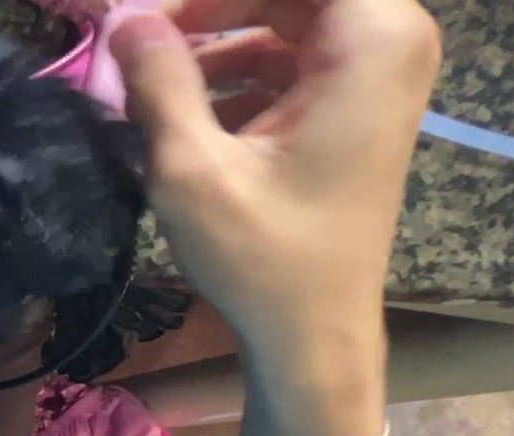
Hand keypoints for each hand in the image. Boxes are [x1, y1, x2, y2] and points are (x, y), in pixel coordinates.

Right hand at [108, 0, 441, 398]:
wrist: (310, 325)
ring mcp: (375, 78)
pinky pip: (291, 68)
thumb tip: (124, 21)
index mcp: (370, 40)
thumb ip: (159, 87)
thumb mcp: (193, 169)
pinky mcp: (352, 113)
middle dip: (208, 15)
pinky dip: (235, 82)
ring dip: (215, 50)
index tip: (140, 25)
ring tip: (148, 90)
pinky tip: (184, 118)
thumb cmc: (258, 252)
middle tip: (137, 50)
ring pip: (287, 29)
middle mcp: (389, 42)